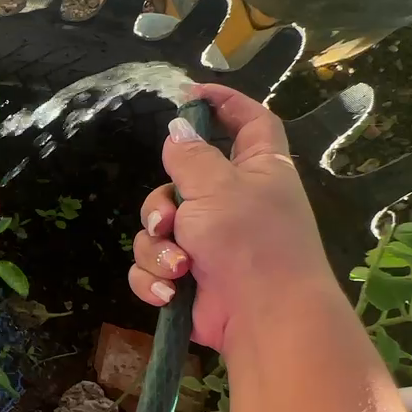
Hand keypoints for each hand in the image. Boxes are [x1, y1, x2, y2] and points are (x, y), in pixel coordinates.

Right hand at [127, 83, 334, 351]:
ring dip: (157, 251)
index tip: (190, 96)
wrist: (260, 316)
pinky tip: (169, 292)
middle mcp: (230, 202)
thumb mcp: (217, 189)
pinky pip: (150, 267)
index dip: (224, 104)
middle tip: (169, 225)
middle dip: (159, 209)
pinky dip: (153, 280)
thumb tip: (177, 128)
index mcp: (254, 170)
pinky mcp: (186, 277)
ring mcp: (206, 241)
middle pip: (175, 185)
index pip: (247, 122)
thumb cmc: (251, 242)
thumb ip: (191, 157)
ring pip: (154, 232)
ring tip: (179, 268)